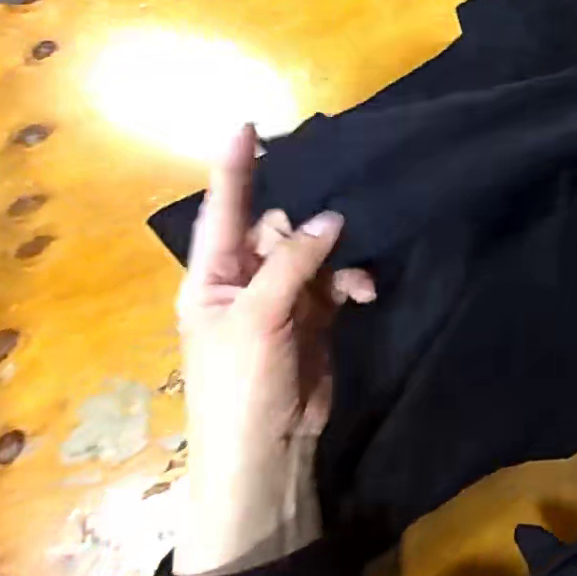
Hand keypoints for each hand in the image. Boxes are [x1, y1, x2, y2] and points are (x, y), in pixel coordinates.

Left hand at [173, 124, 375, 575]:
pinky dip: (353, 280)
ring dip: (340, 258)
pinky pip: (338, 277)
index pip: (222, 211)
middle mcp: (245, 279)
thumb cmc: (240, 386)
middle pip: (279, 227)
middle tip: (338, 231)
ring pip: (316, 250)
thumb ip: (293, 263)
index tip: (245, 125)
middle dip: (308, 227)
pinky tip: (365, 293)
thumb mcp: (259, 320)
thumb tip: (331, 217)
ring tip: (355, 281)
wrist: (268, 449)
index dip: (232, 168)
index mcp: (211, 278)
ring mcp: (283, 297)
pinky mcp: (316, 313)